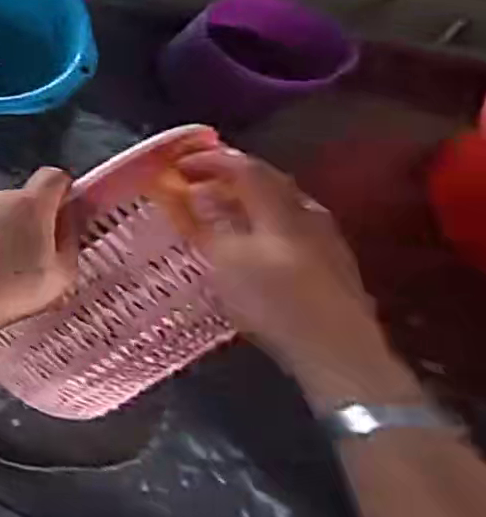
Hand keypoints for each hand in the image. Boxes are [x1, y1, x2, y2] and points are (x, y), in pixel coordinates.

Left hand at [0, 167, 77, 339]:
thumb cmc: (16, 287)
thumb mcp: (63, 270)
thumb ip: (70, 236)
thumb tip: (71, 215)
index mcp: (28, 203)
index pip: (53, 176)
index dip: (66, 190)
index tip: (70, 214)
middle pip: (27, 196)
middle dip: (39, 216)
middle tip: (45, 250)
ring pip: (3, 209)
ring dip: (13, 226)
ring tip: (15, 262)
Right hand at [177, 149, 417, 406]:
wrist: (340, 356)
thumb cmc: (272, 303)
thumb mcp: (225, 260)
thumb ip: (209, 220)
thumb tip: (195, 188)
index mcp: (282, 213)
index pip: (247, 169)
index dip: (210, 159)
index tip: (176, 163)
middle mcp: (309, 220)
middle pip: (270, 183)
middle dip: (229, 174)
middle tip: (193, 179)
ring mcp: (327, 243)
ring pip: (284, 203)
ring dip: (248, 196)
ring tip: (216, 204)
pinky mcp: (332, 265)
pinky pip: (292, 223)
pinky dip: (263, 216)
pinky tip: (249, 234)